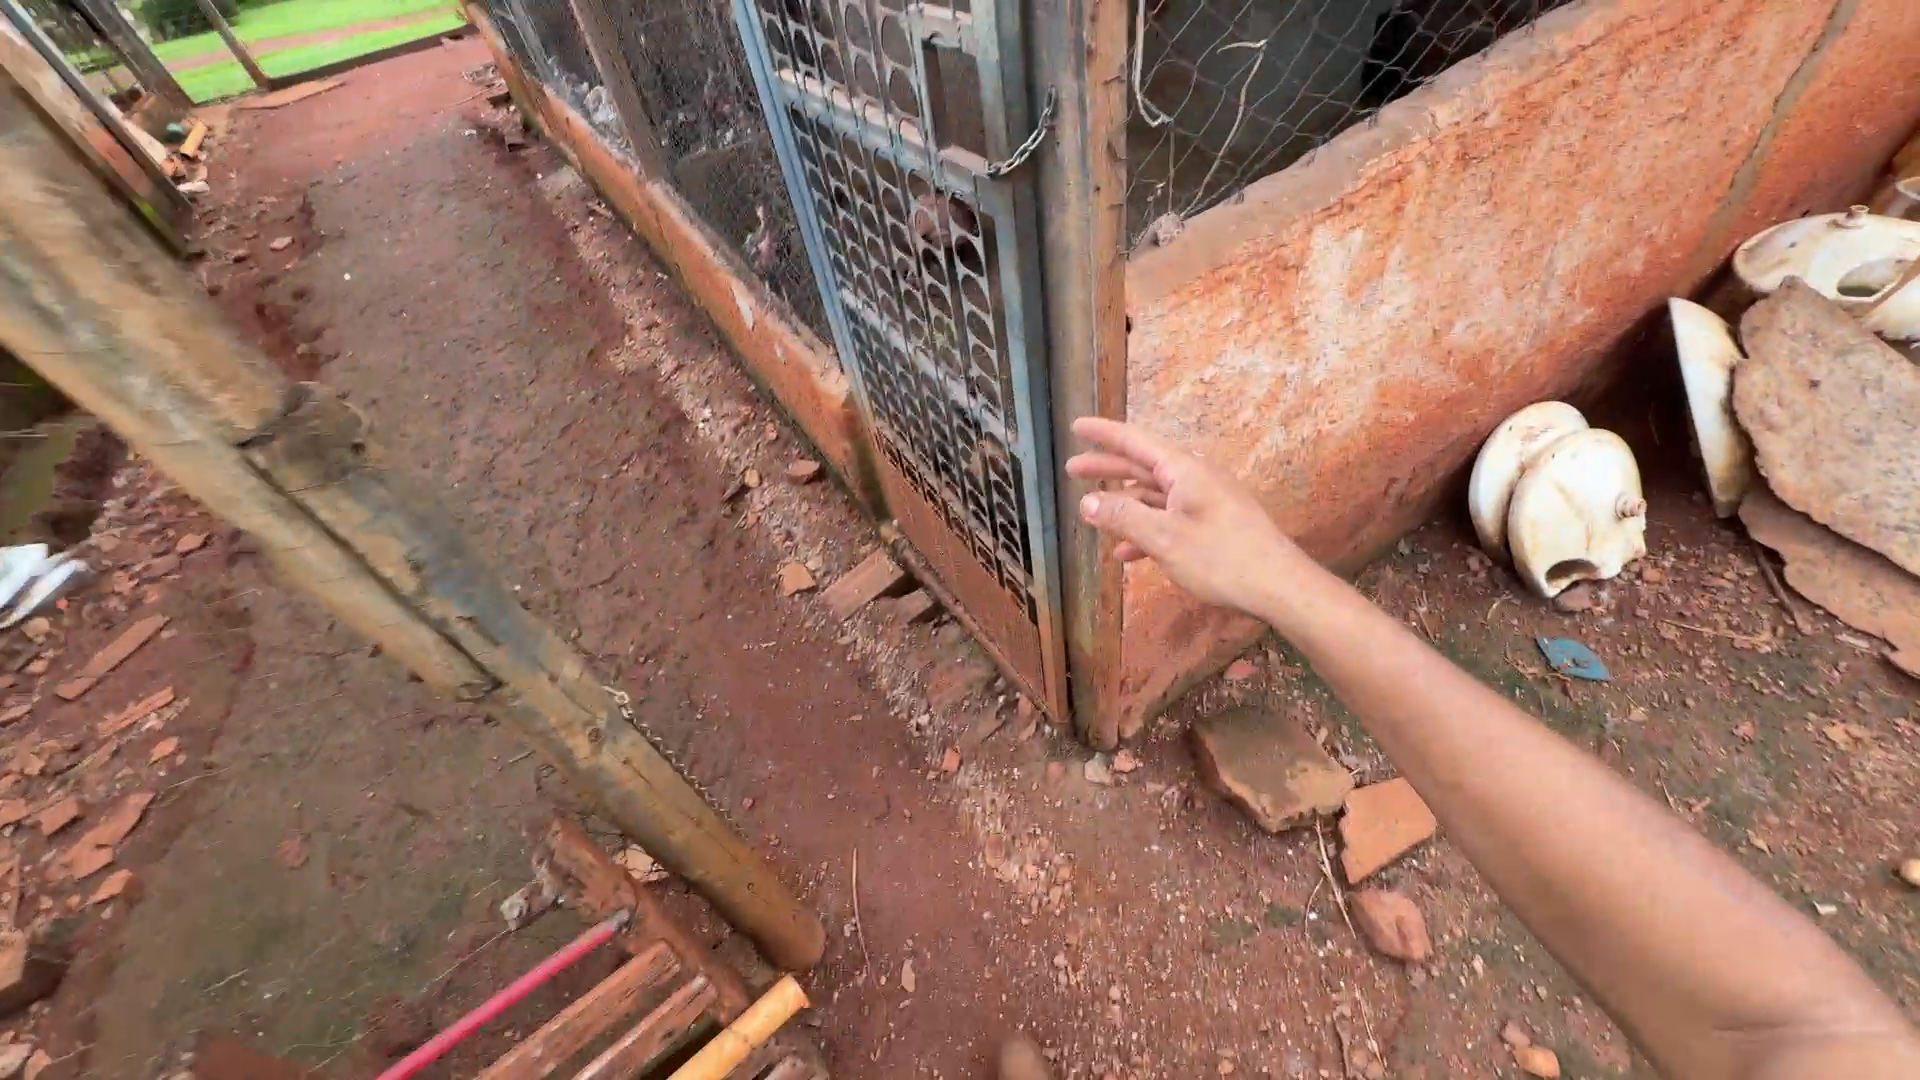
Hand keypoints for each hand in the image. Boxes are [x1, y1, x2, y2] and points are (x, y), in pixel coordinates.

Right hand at [1065, 417, 1309, 615]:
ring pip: (1155, 494)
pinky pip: (1170, 517)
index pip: (1136, 441)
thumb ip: (1123, 517)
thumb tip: (1087, 503)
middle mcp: (1195, 477)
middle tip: (1072, 468)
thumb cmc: (1221, 558)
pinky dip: (1146, 529)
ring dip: (1124, 504)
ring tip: (1091, 514)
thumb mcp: (1164, 538)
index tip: (1077, 426)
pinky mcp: (1214, 524)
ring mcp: (1207, 501)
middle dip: (1108, 468)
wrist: (1280, 587)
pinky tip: (1127, 553)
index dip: (1104, 433)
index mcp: (1184, 470)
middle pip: (1143, 466)